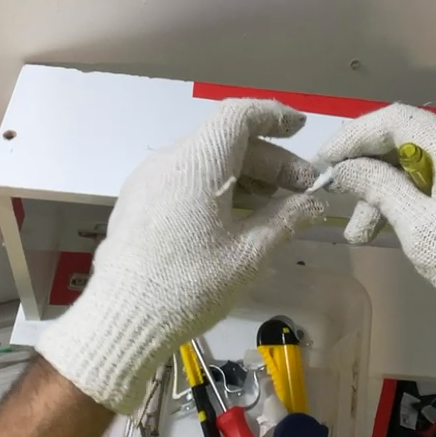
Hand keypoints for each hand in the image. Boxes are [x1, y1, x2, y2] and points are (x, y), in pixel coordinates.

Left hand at [36, 100, 325, 411]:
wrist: (121, 321)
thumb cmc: (190, 284)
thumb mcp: (249, 254)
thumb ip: (286, 219)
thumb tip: (314, 202)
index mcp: (197, 162)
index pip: (239, 116)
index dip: (274, 116)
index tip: (301, 130)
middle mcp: (169, 160)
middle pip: (226, 141)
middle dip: (270, 160)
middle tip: (302, 189)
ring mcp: (148, 181)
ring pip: (206, 162)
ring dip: (245, 175)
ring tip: (274, 206)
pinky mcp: (138, 203)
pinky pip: (186, 180)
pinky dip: (217, 187)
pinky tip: (235, 218)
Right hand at [320, 104, 435, 359]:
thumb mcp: (418, 226)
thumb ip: (377, 186)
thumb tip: (342, 167)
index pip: (395, 120)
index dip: (353, 137)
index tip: (322, 160)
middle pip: (406, 140)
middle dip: (368, 171)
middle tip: (336, 196)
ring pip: (419, 164)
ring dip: (386, 192)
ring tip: (358, 234)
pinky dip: (411, 198)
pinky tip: (386, 226)